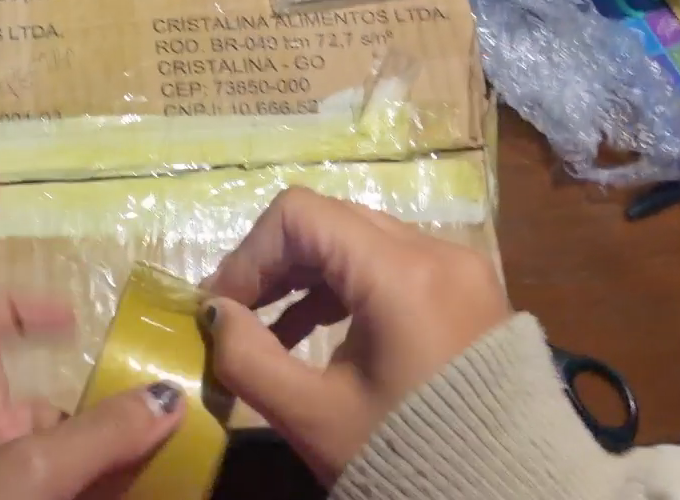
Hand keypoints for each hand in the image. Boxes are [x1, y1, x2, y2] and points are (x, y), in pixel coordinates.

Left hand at [0, 165, 184, 499]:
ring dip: (73, 406)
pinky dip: (78, 452)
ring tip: (130, 419)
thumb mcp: (33, 470)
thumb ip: (101, 435)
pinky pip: (41, 449)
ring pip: (26, 399)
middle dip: (31, 315)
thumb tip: (166, 397)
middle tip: (68, 319)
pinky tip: (121, 475)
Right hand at [201, 187, 509, 482]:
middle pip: (326, 220)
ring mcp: (457, 268)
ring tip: (266, 321)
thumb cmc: (411, 463)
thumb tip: (214, 311)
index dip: (250, 252)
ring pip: (353, 238)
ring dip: (302, 272)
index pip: (299, 215)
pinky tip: (310, 330)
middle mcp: (436, 251)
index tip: (224, 303)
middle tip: (237, 309)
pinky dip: (339, 285)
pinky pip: (386, 263)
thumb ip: (246, 355)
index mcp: (403, 274)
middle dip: (273, 261)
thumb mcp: (313, 418)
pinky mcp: (465, 291)